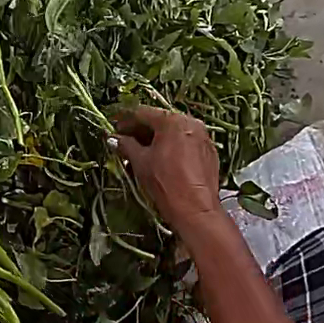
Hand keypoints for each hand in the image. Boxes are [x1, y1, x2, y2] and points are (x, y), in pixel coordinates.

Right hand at [113, 105, 224, 233]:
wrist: (196, 209)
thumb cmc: (166, 183)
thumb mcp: (141, 162)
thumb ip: (126, 145)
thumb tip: (114, 139)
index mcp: (173, 121)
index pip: (143, 113)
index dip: (125, 120)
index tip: (114, 127)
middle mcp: (191, 123)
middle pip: (160, 121)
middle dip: (141, 130)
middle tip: (124, 139)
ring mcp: (202, 137)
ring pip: (173, 132)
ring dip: (156, 139)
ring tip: (139, 152)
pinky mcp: (209, 152)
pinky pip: (185, 143)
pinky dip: (171, 147)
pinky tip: (160, 159)